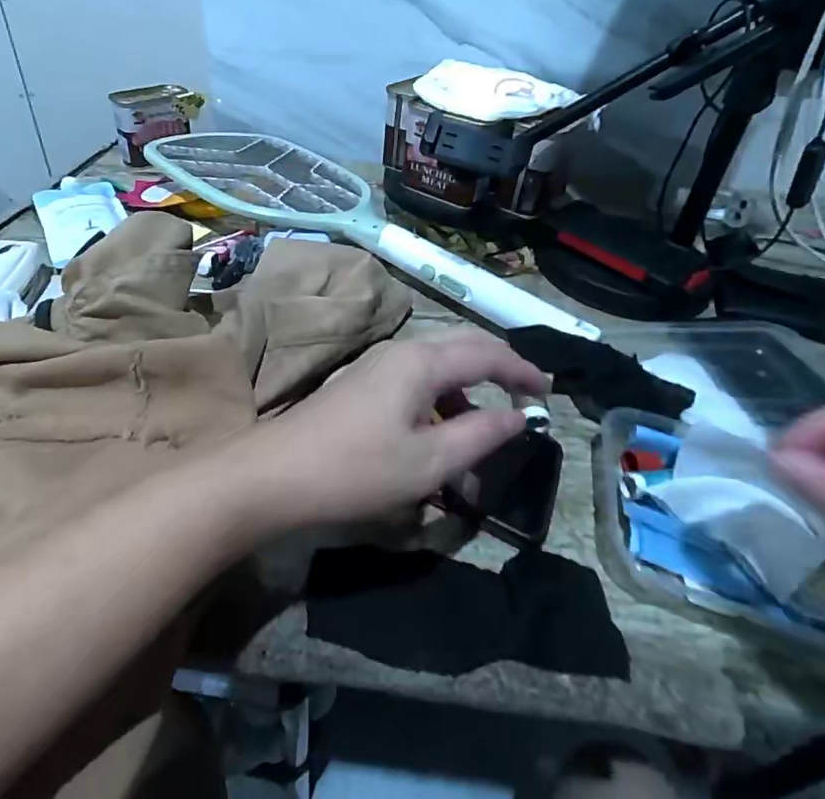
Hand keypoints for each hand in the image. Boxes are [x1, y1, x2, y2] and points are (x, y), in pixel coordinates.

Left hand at [227, 331, 547, 531]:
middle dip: (498, 370)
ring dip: (465, 396)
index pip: (486, 353)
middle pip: (462, 348)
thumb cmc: (356, 470)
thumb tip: (519, 417)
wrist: (275, 475)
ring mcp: (375, 365)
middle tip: (525, 399)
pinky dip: (437, 404)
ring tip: (480, 440)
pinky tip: (437, 439)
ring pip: (436, 368)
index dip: (522, 371)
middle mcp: (399, 351)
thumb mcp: (429, 461)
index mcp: (420, 361)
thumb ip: (480, 434)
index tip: (549, 394)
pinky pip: (413, 383)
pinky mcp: (360, 384)